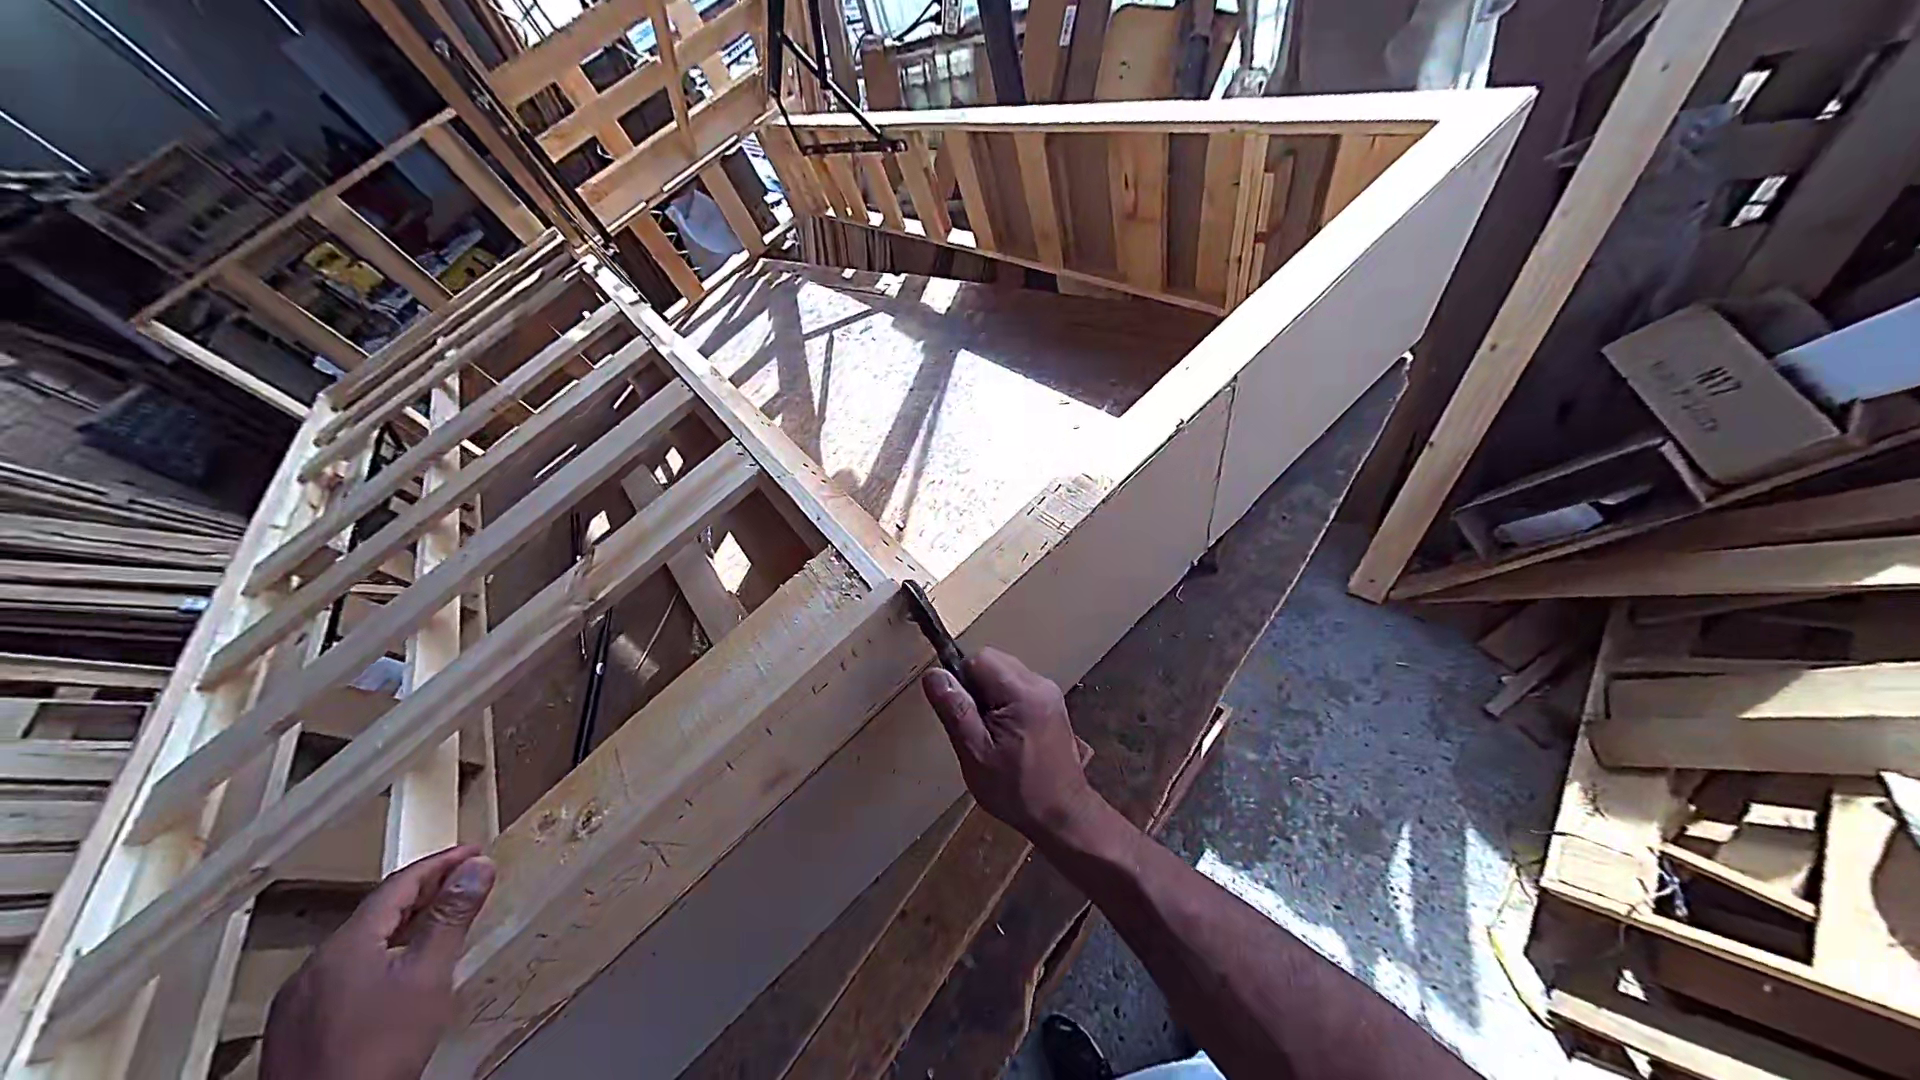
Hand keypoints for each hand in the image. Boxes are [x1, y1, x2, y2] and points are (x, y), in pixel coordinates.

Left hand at [262, 845, 495, 1079]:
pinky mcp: (298, 1030)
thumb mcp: (428, 976)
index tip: (475, 851)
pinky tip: (403, 968)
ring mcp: (299, 1001)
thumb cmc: (380, 1048)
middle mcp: (314, 967)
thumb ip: (451, 917)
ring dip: (405, 922)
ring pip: (361, 943)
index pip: (398, 885)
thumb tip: (477, 866)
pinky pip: (347, 972)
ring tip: (443, 916)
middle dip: (425, 890)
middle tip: (466, 878)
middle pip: (377, 912)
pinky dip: (384, 953)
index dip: (440, 863)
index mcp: (344, 946)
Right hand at [922, 647, 1102, 841]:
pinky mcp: (1052, 704)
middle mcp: (1040, 684)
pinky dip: (1004, 703)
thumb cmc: (1016, 790)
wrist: (1062, 815)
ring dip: (989, 696)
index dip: (961, 680)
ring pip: (1004, 674)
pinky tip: (1005, 736)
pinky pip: (1018, 688)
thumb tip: (933, 673)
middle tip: (974, 728)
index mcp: (1023, 692)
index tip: (961, 714)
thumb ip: (954, 709)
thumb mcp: (975, 753)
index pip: (979, 658)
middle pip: (994, 662)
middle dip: (975, 687)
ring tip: (990, 735)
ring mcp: (1049, 693)